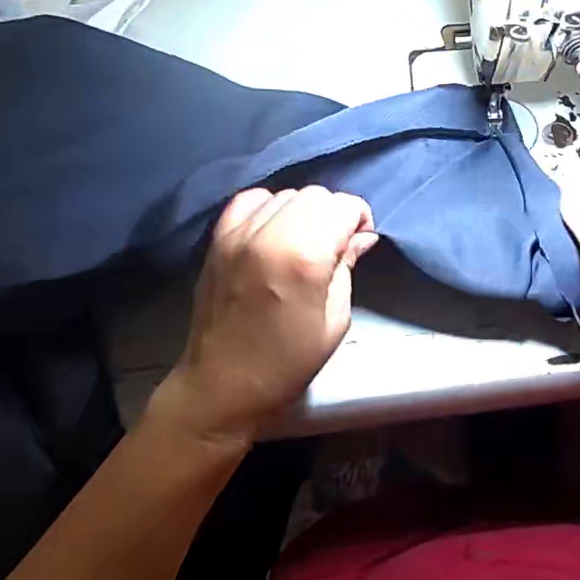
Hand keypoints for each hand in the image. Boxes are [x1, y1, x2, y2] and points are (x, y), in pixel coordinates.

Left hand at [153, 187, 377, 450]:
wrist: (223, 385)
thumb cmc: (288, 362)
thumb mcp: (335, 320)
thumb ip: (347, 267)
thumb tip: (362, 236)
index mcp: (304, 257)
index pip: (343, 206)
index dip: (360, 220)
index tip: (359, 243)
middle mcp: (270, 234)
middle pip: (316, 195)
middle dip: (334, 214)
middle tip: (334, 246)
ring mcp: (238, 233)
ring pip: (285, 194)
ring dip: (303, 211)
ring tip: (303, 242)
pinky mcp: (218, 239)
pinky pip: (250, 200)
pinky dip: (269, 207)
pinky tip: (274, 232)